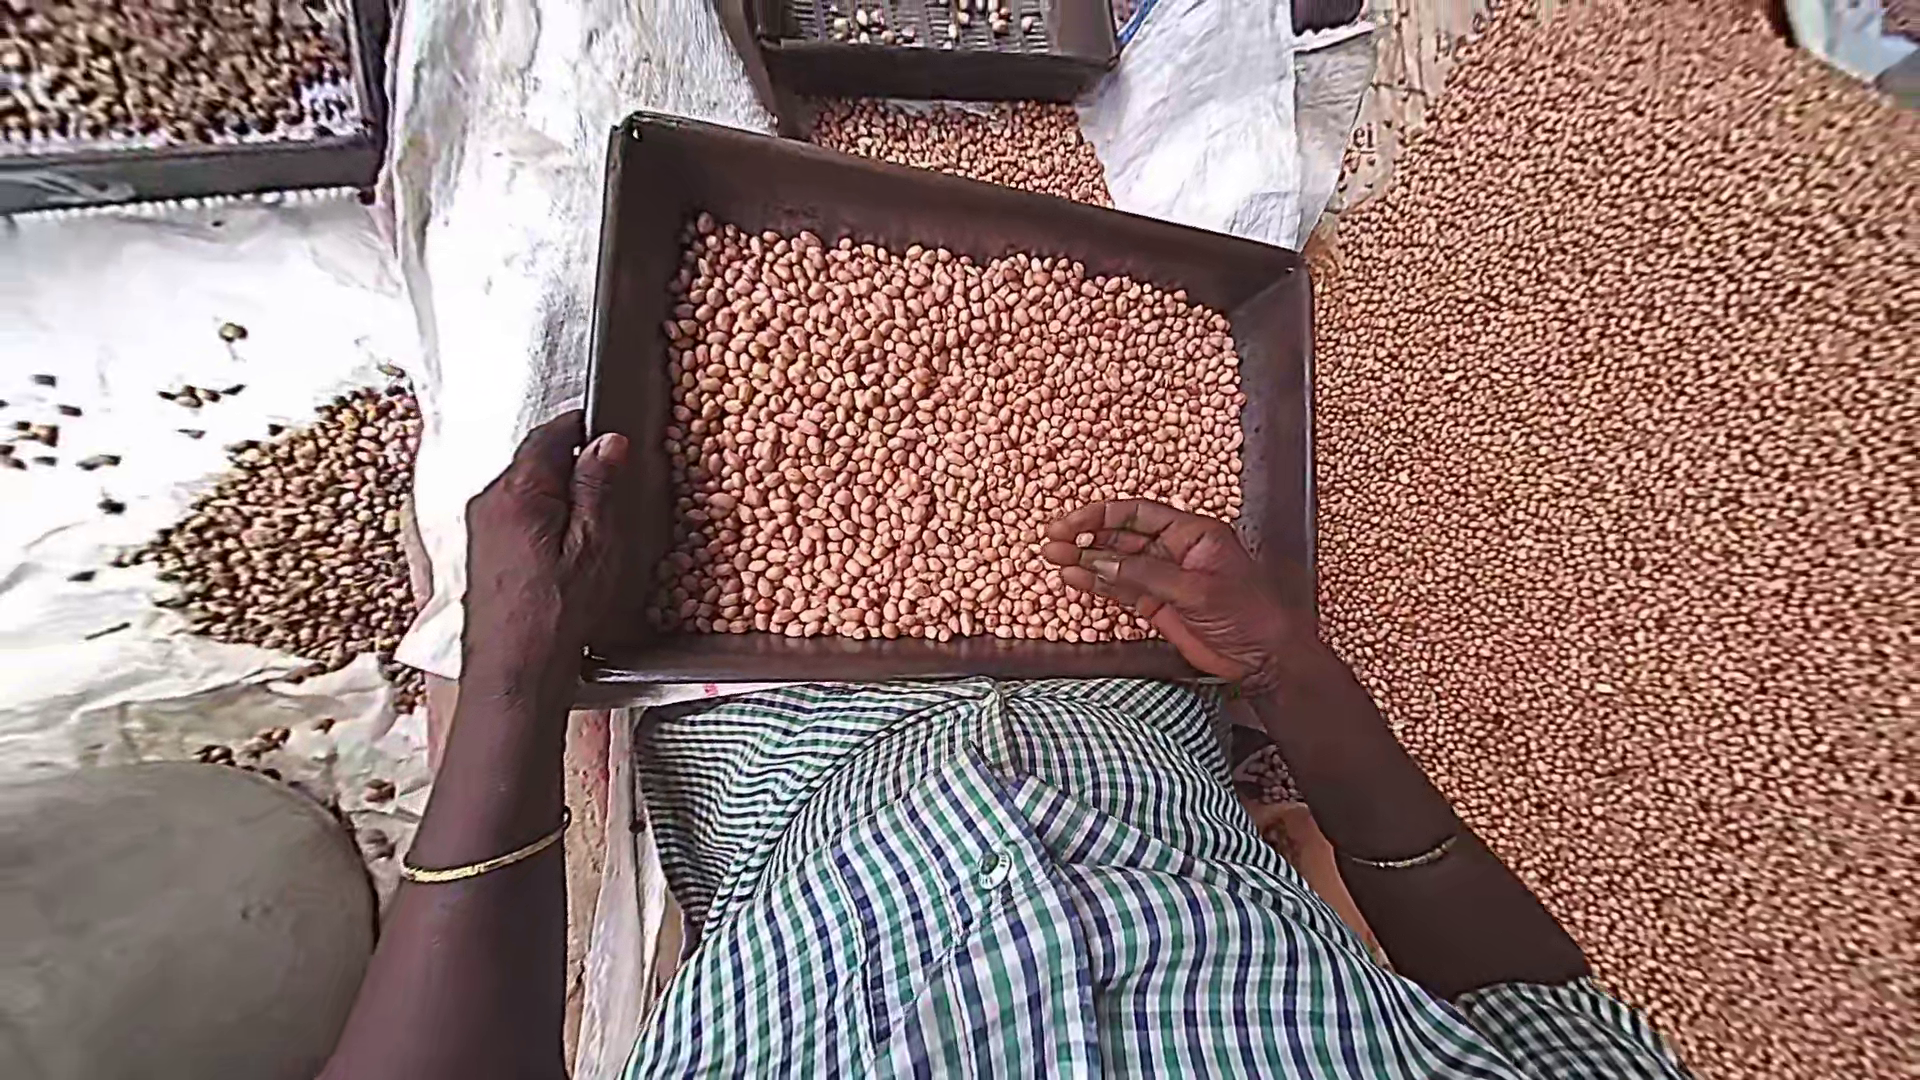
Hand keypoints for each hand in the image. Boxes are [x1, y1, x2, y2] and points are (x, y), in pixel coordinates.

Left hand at [462, 411, 628, 701]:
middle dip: (572, 456)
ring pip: (524, 485)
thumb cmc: (562, 605)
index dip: (581, 426)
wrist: (517, 663)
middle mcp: (489, 500)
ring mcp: (481, 525)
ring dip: (559, 483)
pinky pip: (516, 508)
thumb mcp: (595, 543)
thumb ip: (597, 487)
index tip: (610, 427)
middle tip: (613, 471)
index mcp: (517, 492)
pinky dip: (546, 506)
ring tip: (597, 504)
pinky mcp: (484, 548)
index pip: (548, 436)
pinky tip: (569, 532)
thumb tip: (607, 441)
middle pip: (533, 459)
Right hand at [1040, 499, 1319, 695]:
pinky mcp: (1154, 603)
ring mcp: (1161, 577)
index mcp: (1190, 532)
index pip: (1136, 514)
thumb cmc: (1247, 614)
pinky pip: (1118, 589)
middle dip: (1084, 537)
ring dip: (1083, 561)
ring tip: (1052, 559)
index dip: (1100, 515)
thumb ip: (1145, 574)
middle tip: (1052, 541)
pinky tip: (1072, 579)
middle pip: (1119, 537)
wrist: (1264, 658)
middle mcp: (1171, 550)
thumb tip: (1099, 562)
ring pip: (1114, 563)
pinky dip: (1095, 585)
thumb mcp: (1196, 589)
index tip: (1070, 523)